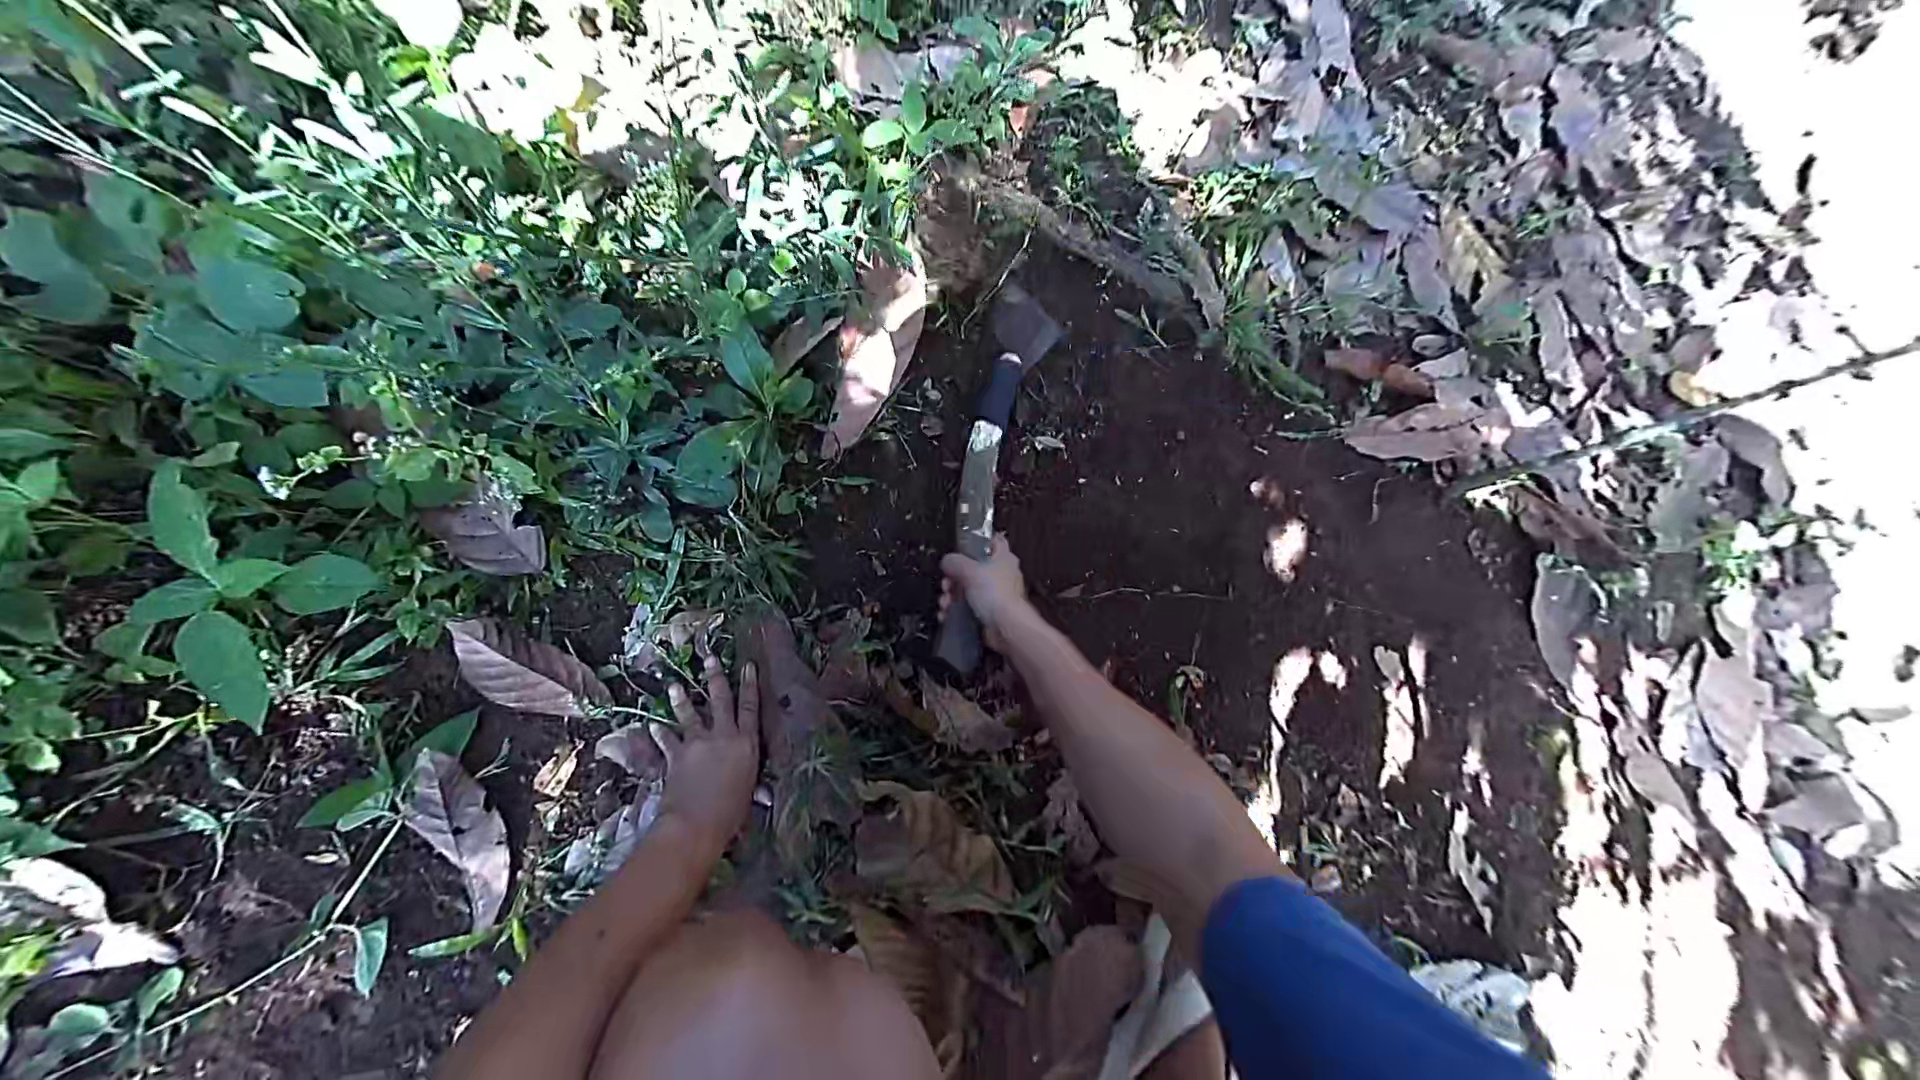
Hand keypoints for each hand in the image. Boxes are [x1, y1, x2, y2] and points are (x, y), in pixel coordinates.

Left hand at [653, 655, 760, 853]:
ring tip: (674, 685)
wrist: (695, 823)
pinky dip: (660, 733)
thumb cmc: (732, 812)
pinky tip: (653, 726)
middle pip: (720, 700)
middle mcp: (722, 736)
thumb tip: (767, 796)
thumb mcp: (749, 794)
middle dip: (715, 677)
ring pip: (690, 714)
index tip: (747, 665)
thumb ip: (755, 787)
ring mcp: (697, 743)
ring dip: (682, 699)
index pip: (750, 707)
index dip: (749, 685)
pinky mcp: (675, 756)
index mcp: (746, 743)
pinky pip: (667, 740)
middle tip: (710, 658)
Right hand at [940, 534, 1031, 653]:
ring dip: (950, 596)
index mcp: (1002, 557)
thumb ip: (955, 561)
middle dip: (952, 577)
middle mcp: (999, 574)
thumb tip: (946, 561)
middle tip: (946, 584)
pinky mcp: (986, 612)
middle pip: (970, 567)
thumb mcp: (970, 570)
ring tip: (945, 602)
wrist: (1006, 628)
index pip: (991, 540)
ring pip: (965, 589)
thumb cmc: (994, 593)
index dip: (975, 541)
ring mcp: (993, 594)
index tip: (958, 548)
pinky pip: (965, 607)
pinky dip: (954, 610)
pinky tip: (945, 614)